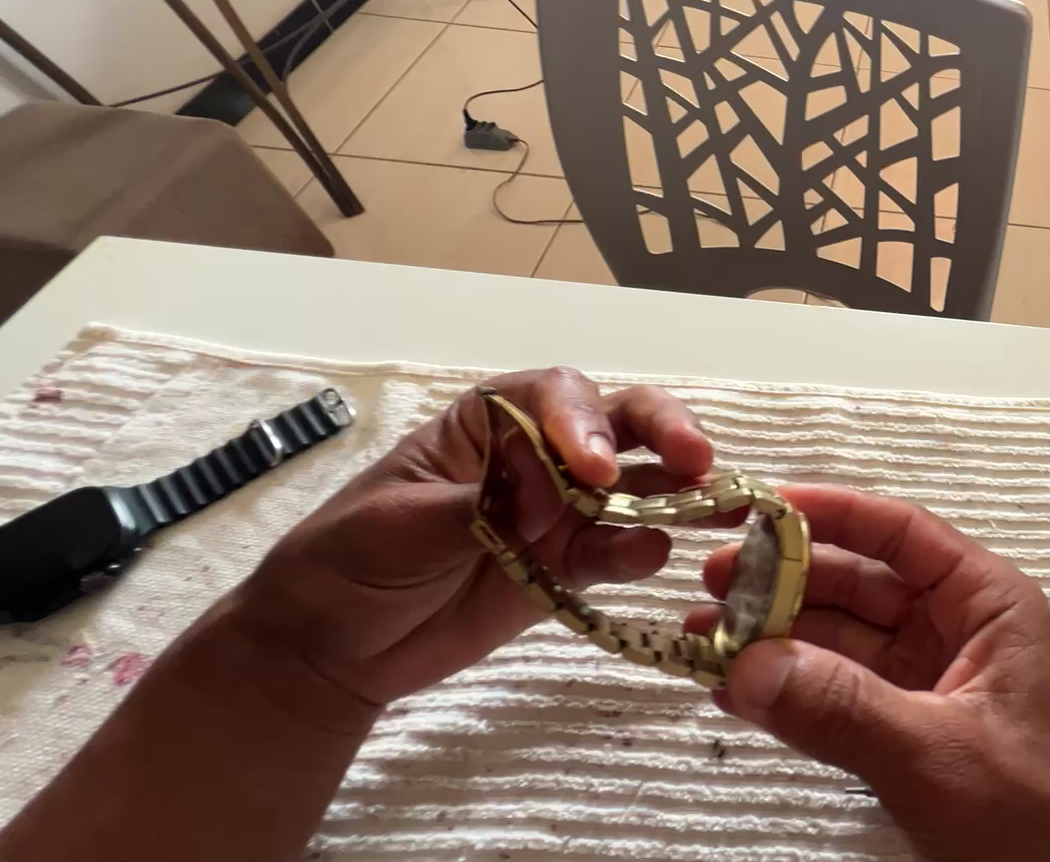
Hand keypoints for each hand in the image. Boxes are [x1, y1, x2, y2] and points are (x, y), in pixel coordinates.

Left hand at [228, 367, 712, 711]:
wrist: (329, 652)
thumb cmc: (345, 562)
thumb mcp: (395, 523)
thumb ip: (479, 504)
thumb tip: (553, 504)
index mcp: (496, 423)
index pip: (558, 397)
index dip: (585, 422)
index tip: (593, 470)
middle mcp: (545, 455)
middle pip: (622, 424)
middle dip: (667, 433)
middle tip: (699, 459)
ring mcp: (566, 509)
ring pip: (640, 484)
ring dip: (682, 490)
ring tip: (720, 505)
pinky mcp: (574, 561)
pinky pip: (619, 548)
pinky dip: (642, 550)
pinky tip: (657, 555)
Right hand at [696, 486, 1049, 861]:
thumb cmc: (1031, 817)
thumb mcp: (938, 753)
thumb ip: (843, 708)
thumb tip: (748, 665)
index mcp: (986, 600)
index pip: (903, 532)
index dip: (835, 511)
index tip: (765, 504)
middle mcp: (954, 623)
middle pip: (862, 579)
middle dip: (789, 577)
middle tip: (715, 580)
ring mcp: (926, 672)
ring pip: (842, 633)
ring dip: (778, 633)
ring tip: (706, 633)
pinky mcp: (903, 720)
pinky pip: (837, 687)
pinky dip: (789, 686)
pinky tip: (736, 684)